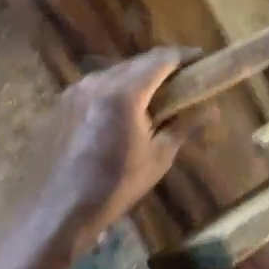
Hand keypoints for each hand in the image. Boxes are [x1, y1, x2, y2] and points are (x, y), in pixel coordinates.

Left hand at [30, 47, 193, 255]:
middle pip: (136, 63)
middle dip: (161, 67)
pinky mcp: (60, 105)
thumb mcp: (158, 157)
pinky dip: (114, 92)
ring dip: (137, 79)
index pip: (160, 59)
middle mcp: (96, 82)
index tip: (202, 60)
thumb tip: (212, 110)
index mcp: (123, 92)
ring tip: (154, 98)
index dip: (184, 56)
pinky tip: (122, 113)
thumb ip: (184, 125)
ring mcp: (74, 92)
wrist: (56, 212)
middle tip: (184, 80)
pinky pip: (95, 88)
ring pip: (114, 74)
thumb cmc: (114, 187)